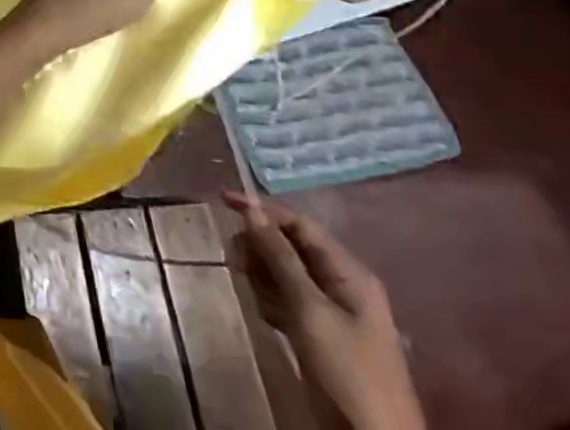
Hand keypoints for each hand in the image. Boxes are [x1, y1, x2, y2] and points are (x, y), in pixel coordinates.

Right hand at [226, 191, 423, 429]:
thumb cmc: (347, 370)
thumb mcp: (310, 310)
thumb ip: (281, 259)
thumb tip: (252, 210)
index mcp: (347, 270)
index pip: (299, 223)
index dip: (262, 209)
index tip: (223, 200)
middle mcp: (339, 282)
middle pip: (290, 246)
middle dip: (260, 246)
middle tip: (232, 259)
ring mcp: (328, 309)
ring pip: (284, 273)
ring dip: (263, 275)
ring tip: (253, 294)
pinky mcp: (317, 333)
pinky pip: (285, 300)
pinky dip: (270, 300)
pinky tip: (265, 316)